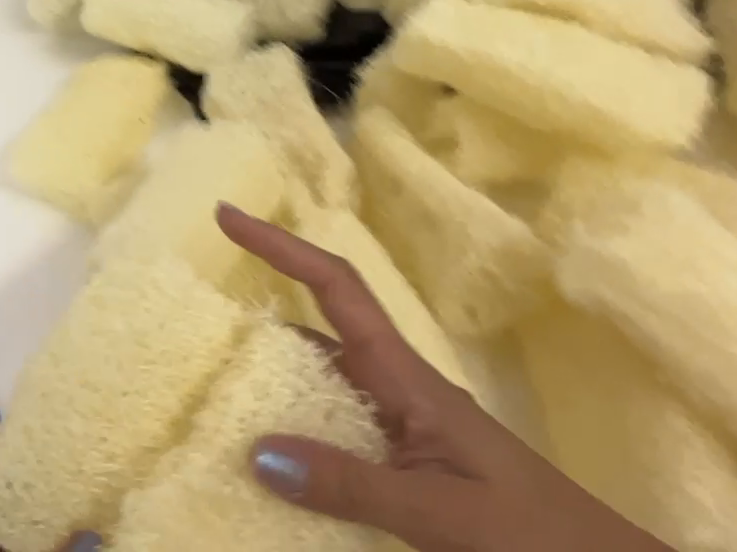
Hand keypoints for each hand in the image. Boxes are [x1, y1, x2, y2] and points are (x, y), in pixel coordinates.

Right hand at [216, 203, 674, 551]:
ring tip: (214, 397)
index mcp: (406, 377)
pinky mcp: (399, 467)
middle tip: (196, 333)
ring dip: (270, 387)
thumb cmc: (540, 536)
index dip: (280, 246)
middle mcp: (393, 390)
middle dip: (256, 324)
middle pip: (312, 335)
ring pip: (317, 388)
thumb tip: (255, 452)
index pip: (335, 287)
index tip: (226, 216)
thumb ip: (353, 484)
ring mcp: (395, 430)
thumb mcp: (445, 515)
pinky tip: (266, 465)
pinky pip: (329, 436)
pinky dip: (292, 438)